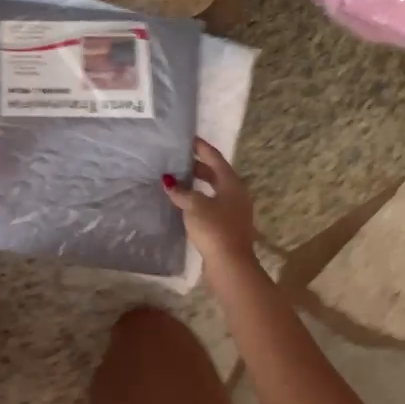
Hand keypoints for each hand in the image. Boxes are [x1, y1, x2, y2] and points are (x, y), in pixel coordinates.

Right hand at [162, 139, 260, 277]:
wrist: (230, 265)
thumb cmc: (214, 228)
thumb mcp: (194, 205)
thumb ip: (181, 191)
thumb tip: (169, 181)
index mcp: (231, 183)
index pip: (215, 158)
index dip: (201, 147)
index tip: (188, 138)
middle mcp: (236, 194)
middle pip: (216, 173)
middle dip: (197, 166)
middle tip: (178, 159)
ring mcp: (234, 211)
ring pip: (214, 190)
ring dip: (197, 184)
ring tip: (178, 179)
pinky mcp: (228, 226)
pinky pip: (212, 204)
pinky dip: (199, 198)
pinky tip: (185, 202)